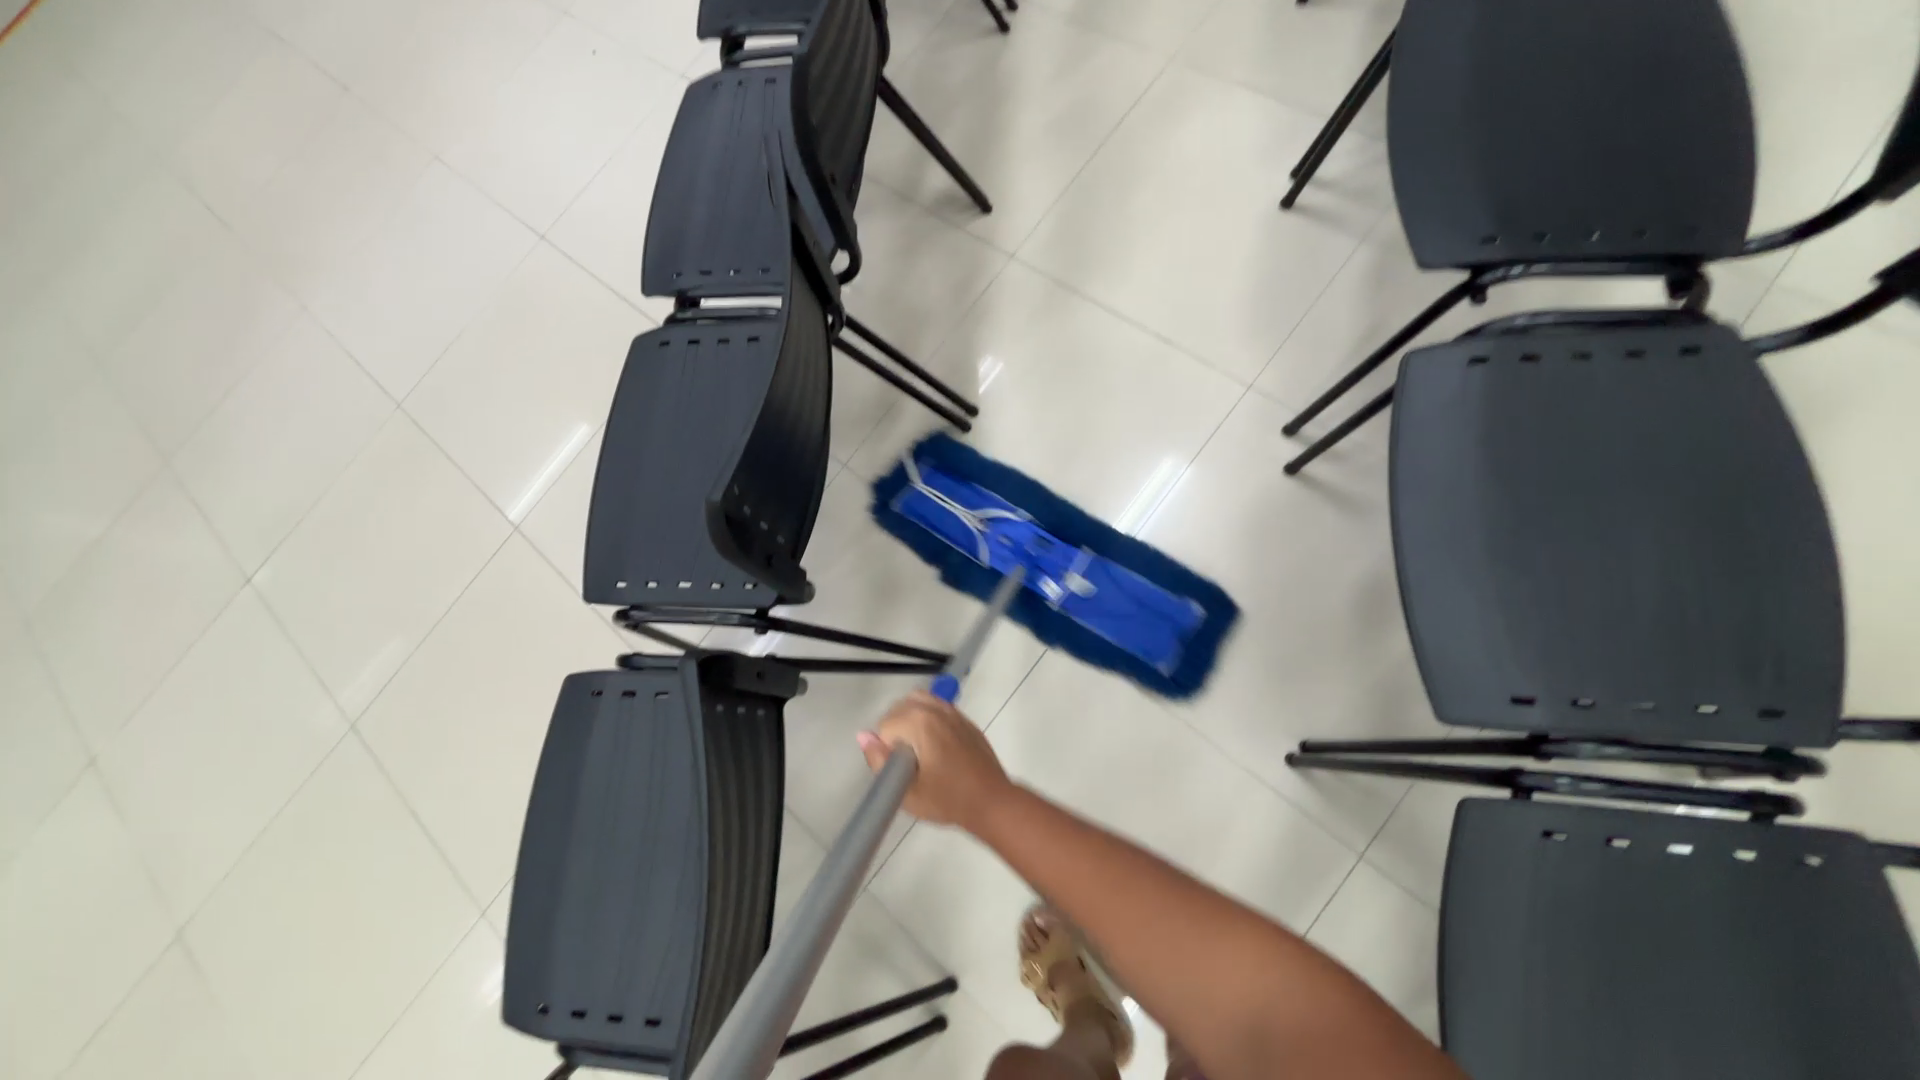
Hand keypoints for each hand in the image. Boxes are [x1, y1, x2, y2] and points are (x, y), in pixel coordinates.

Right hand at [859, 691, 1011, 829]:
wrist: (992, 802)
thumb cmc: (947, 800)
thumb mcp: (907, 791)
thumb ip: (880, 762)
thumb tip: (863, 736)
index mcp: (920, 722)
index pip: (886, 725)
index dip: (887, 749)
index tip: (901, 770)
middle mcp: (936, 709)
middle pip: (902, 706)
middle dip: (897, 729)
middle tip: (906, 761)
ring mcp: (954, 713)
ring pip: (921, 701)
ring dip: (912, 719)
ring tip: (918, 750)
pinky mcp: (966, 721)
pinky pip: (940, 708)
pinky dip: (930, 719)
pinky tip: (936, 747)